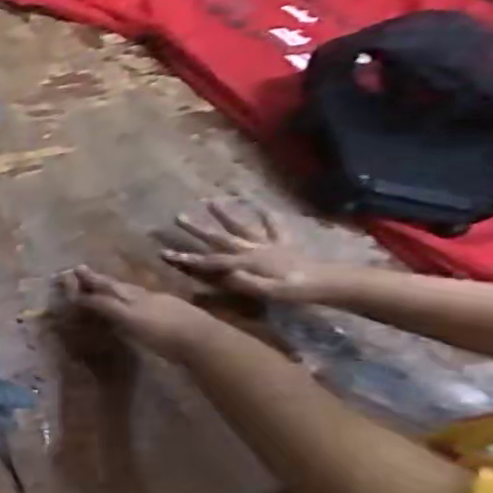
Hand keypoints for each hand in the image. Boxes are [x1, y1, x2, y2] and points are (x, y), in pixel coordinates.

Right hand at [57, 265, 218, 361]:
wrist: (205, 340)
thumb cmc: (163, 332)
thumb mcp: (128, 318)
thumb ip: (105, 306)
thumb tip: (79, 296)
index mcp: (130, 297)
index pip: (101, 288)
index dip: (85, 283)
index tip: (68, 274)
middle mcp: (142, 296)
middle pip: (115, 285)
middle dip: (97, 279)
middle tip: (81, 270)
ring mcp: (160, 303)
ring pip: (131, 290)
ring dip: (114, 286)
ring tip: (105, 283)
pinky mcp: (173, 312)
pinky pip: (144, 299)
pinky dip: (132, 296)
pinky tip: (136, 301)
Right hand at [161, 200, 331, 302]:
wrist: (329, 283)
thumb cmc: (292, 291)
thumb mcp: (263, 291)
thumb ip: (237, 280)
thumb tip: (215, 270)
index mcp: (244, 263)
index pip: (209, 260)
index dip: (185, 257)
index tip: (163, 252)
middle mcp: (251, 249)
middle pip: (219, 238)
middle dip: (197, 228)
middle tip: (178, 216)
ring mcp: (268, 244)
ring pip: (241, 226)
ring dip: (225, 215)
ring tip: (210, 201)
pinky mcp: (284, 243)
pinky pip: (274, 226)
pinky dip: (267, 216)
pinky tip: (260, 206)